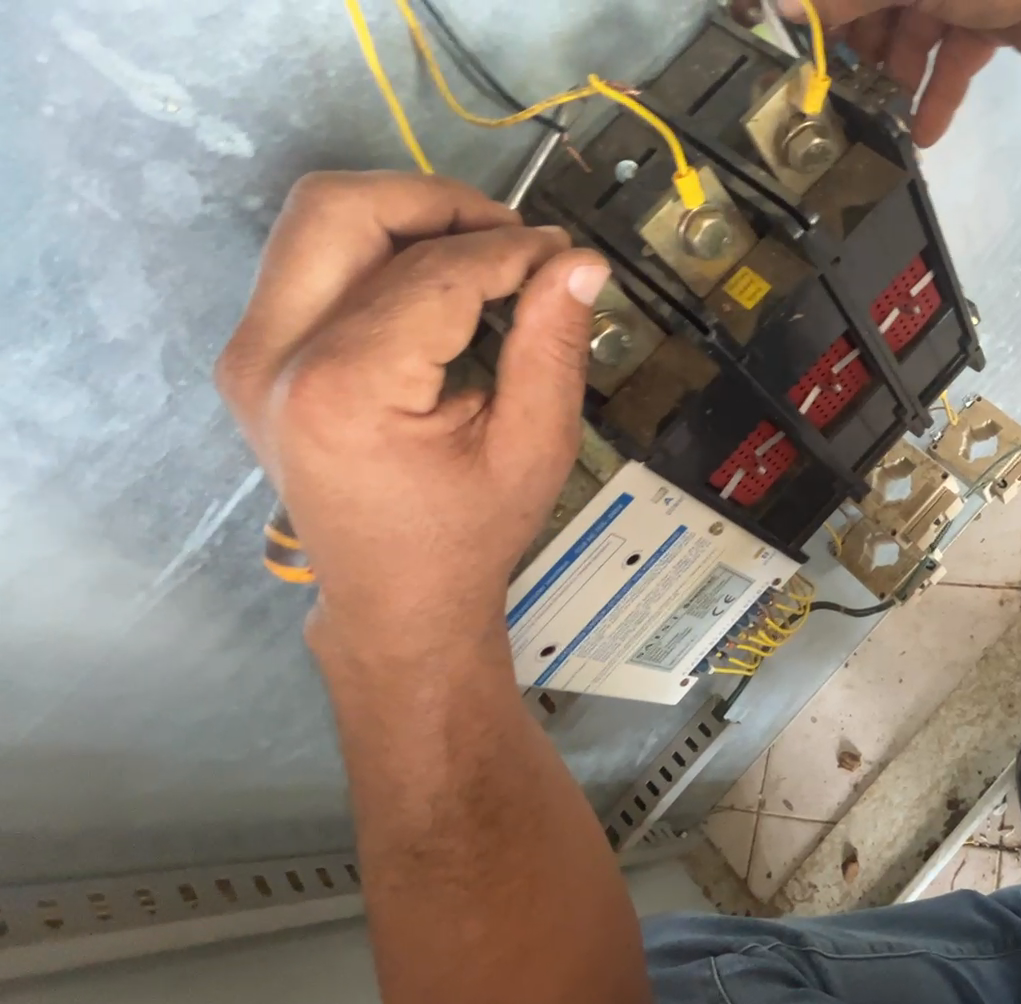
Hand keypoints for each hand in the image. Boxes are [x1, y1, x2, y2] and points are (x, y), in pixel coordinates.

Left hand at [215, 171, 609, 659]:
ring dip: (408, 220)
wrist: (397, 595)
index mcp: (348, 387)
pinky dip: (385, 252)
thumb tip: (581, 264)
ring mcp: (251, 350)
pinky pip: (314, 262)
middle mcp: (274, 353)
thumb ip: (554, 349)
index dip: (511, 251)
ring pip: (316, 223)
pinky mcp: (257, 353)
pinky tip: (446, 286)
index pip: (435, 273)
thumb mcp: (536, 448)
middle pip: (339, 210)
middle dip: (438, 203)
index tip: (567, 254)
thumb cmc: (474, 533)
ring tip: (487, 255)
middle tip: (515, 236)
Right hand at [792, 0, 1020, 145]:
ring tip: (878, 119)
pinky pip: (954, 57)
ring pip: (913, 29)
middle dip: (856, 43)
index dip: (823, 6)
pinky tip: (923, 132)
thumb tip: (778, 4)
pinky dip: (939, 93)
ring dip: (895, 76)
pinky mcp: (991, 16)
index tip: (801, 43)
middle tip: (838, 87)